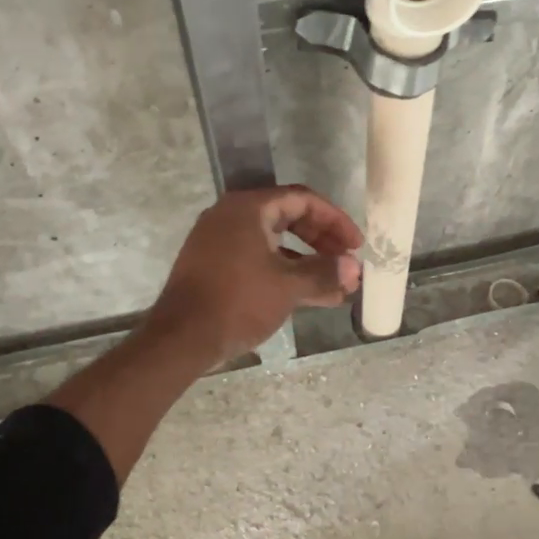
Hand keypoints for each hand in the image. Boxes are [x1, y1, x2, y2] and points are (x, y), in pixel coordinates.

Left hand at [146, 185, 360, 364]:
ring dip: (307, 263)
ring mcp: (219, 241)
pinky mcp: (214, 266)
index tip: (357, 245)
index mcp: (248, 208)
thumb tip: (354, 268)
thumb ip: (324, 273)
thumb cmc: (237, 302)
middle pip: (289, 218)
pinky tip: (309, 297)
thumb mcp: (287, 286)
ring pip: (274, 243)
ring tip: (337, 288)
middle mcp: (231, 216)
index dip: (335, 220)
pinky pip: (258, 260)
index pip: (302, 200)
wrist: (181, 338)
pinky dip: (284, 273)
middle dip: (323, 243)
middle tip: (347, 264)